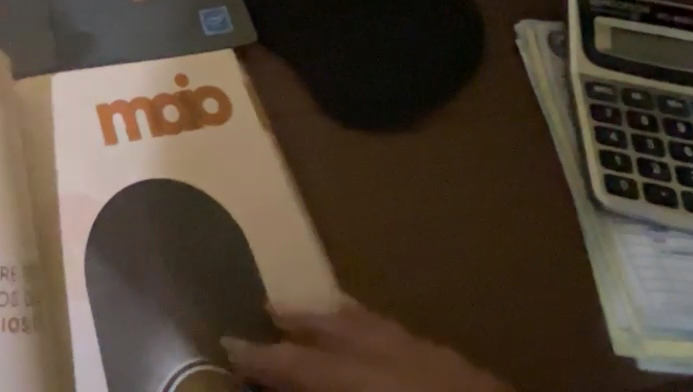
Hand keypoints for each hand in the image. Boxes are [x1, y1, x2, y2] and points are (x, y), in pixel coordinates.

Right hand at [222, 299, 511, 391]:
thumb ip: (330, 380)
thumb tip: (292, 377)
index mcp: (373, 382)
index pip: (306, 367)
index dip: (265, 356)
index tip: (228, 342)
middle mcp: (400, 361)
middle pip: (338, 332)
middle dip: (297, 322)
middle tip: (263, 309)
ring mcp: (437, 358)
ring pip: (373, 325)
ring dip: (334, 318)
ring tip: (309, 310)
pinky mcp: (464, 365)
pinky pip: (404, 333)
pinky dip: (375, 327)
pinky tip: (372, 331)